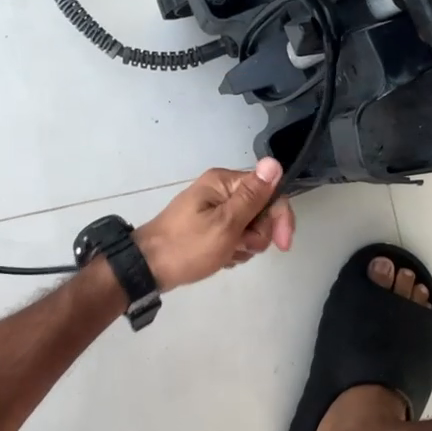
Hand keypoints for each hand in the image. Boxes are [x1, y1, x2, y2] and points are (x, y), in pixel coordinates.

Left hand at [131, 158, 295, 291]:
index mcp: (224, 182)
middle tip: (239, 247)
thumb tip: (274, 162)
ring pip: (250, 227)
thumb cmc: (187, 246)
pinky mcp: (210, 226)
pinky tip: (221, 258)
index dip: (279, 217)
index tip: (283, 245)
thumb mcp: (225, 224)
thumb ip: (253, 196)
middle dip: (257, 234)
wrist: (149, 268)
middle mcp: (221, 190)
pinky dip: (234, 250)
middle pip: (261, 210)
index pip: (269, 191)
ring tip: (225, 254)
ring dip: (245, 245)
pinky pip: (236, 237)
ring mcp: (215, 209)